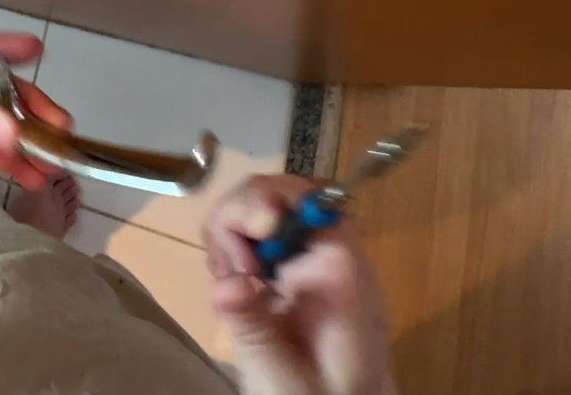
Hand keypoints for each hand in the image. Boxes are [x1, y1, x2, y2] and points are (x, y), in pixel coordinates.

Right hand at [204, 175, 398, 394]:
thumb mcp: (284, 379)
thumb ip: (258, 331)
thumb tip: (228, 283)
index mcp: (341, 280)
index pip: (319, 204)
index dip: (281, 197)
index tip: (256, 229)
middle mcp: (326, 257)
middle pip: (279, 193)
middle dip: (240, 215)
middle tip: (231, 266)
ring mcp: (305, 257)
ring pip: (257, 203)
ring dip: (228, 230)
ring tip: (230, 279)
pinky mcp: (286, 263)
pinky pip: (249, 226)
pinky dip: (228, 241)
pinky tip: (231, 279)